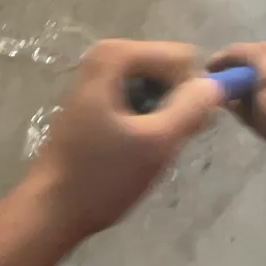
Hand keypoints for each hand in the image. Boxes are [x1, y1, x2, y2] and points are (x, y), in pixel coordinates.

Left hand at [23, 40, 222, 237]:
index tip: (187, 131)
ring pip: (155, 83)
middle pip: (167, 66)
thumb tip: (215, 83)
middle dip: (176, 102)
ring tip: (154, 149)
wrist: (49, 211)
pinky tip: (138, 147)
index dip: (191, 93)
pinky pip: (138, 94)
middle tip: (170, 144)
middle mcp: (106, 54)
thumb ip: (191, 108)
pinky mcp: (96, 95)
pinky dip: (147, 118)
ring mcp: (98, 74)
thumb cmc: (101, 177)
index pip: (181, 57)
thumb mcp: (156, 145)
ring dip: (164, 113)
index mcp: (117, 55)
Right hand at [208, 43, 265, 152]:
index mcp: (263, 55)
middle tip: (232, 80)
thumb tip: (227, 98)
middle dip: (242, 65)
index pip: (234, 52)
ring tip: (255, 86)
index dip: (219, 62)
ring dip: (262, 69)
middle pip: (255, 52)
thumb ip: (236, 104)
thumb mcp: (253, 117)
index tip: (209, 71)